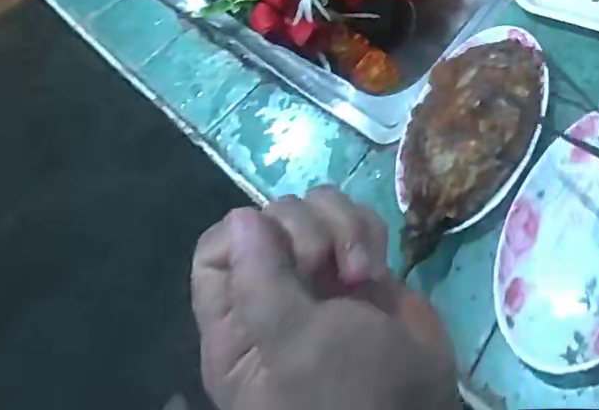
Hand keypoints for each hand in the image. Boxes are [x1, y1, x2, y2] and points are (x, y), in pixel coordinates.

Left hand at [191, 187, 456, 409]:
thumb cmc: (346, 392)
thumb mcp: (295, 344)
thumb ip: (261, 281)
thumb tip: (240, 216)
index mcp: (239, 320)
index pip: (219, 248)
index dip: (250, 234)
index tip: (283, 251)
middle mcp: (274, 290)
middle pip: (274, 216)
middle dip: (310, 229)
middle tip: (328, 267)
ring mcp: (317, 273)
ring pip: (316, 208)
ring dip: (344, 227)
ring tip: (362, 273)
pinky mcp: (357, 261)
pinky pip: (354, 216)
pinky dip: (369, 231)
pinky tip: (380, 269)